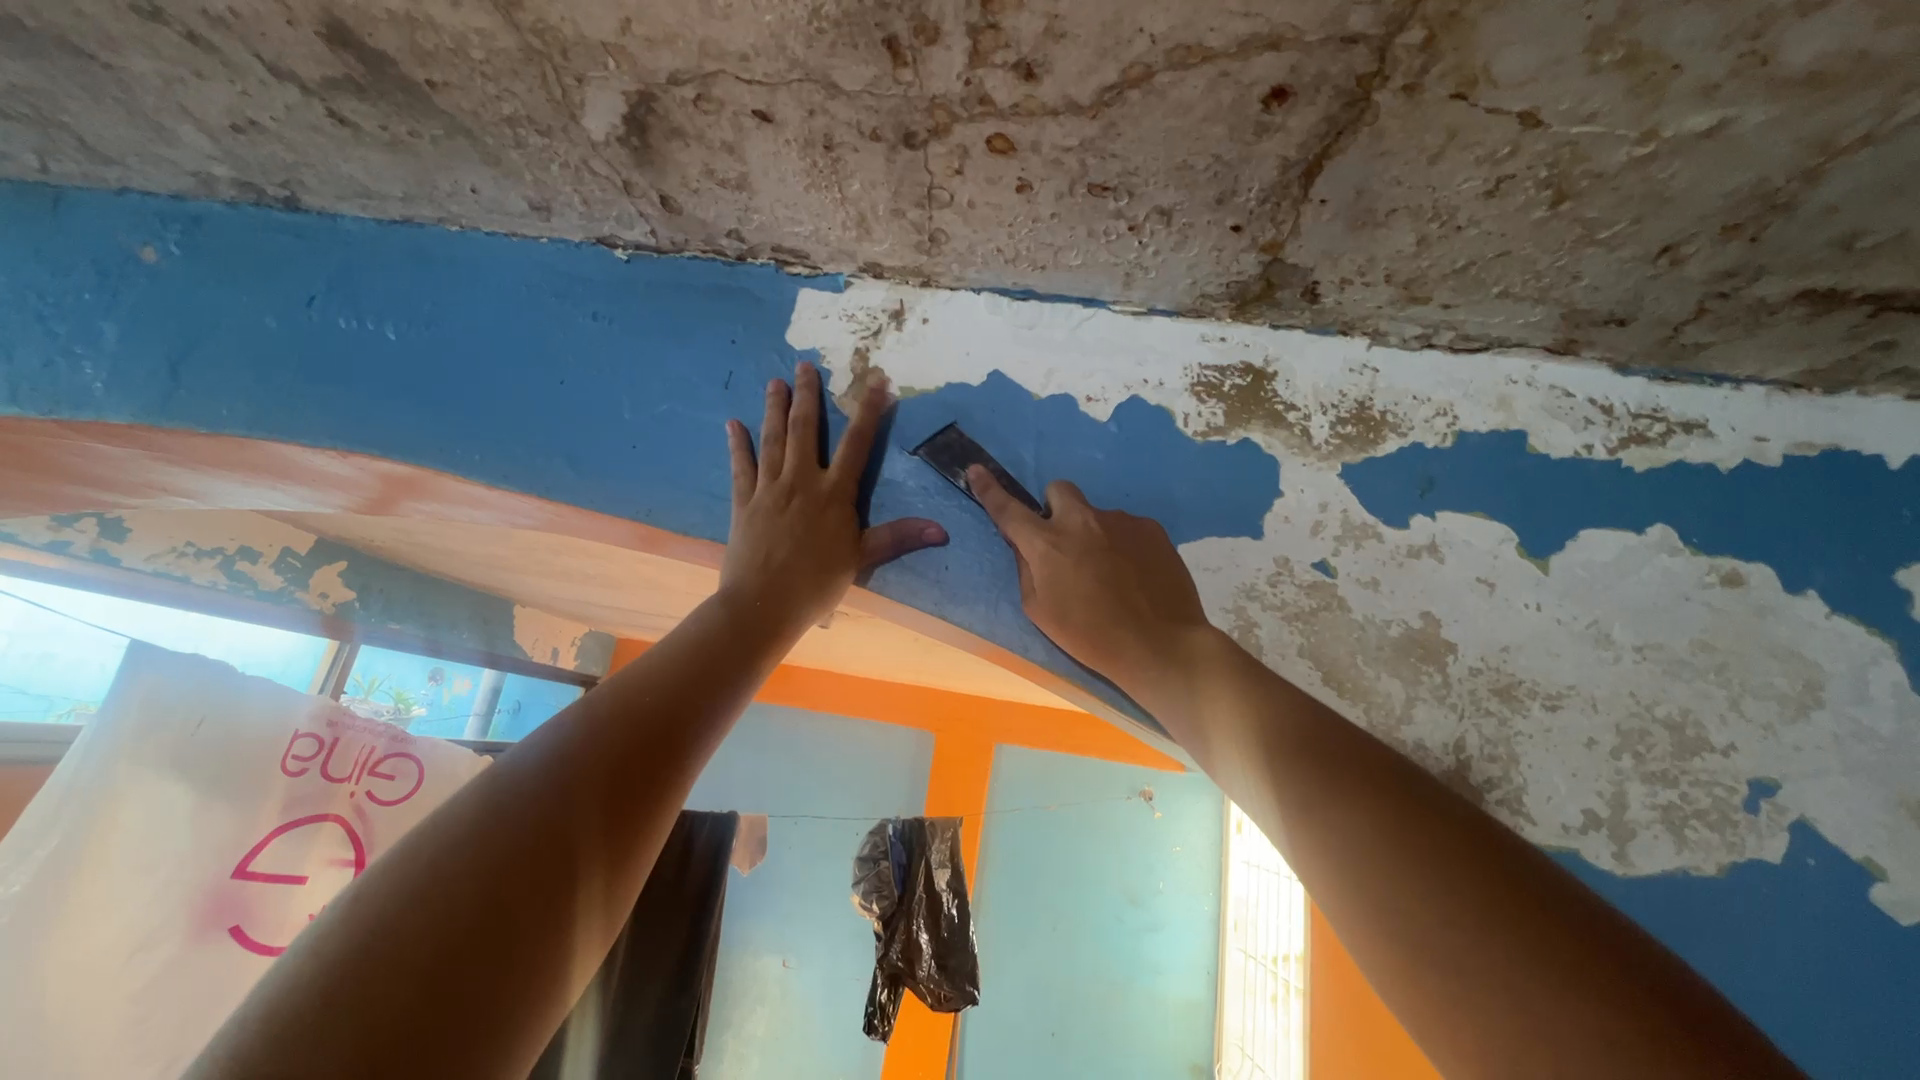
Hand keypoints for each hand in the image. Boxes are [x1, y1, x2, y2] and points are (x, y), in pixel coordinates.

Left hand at [720, 363, 946, 637]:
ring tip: (775, 381)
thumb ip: (899, 537)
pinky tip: (732, 424)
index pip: (857, 443)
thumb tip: (942, 530)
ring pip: (773, 440)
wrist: (764, 604)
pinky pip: (741, 466)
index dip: (869, 410)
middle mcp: (802, 481)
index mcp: (834, 494)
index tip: (876, 379)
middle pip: (806, 429)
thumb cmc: (818, 584)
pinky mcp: (744, 502)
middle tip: (805, 365)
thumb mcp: (863, 559)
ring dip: (774, 409)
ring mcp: (769, 489)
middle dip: (808, 395)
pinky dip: (737, 444)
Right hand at [967, 465, 1214, 693]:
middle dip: (1055, 509)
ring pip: (1096, 515)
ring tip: (1111, 576)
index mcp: (1047, 544)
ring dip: (1094, 534)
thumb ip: (1027, 571)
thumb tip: (1027, 548)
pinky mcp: (1152, 528)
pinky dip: (1123, 546)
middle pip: (1058, 490)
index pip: (1009, 510)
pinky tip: (1135, 577)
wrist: (1159, 644)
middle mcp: (1082, 521)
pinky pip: (1126, 528)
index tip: (976, 470)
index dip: (989, 490)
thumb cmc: (1091, 636)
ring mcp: (1120, 521)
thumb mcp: (1041, 612)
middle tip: (1064, 544)